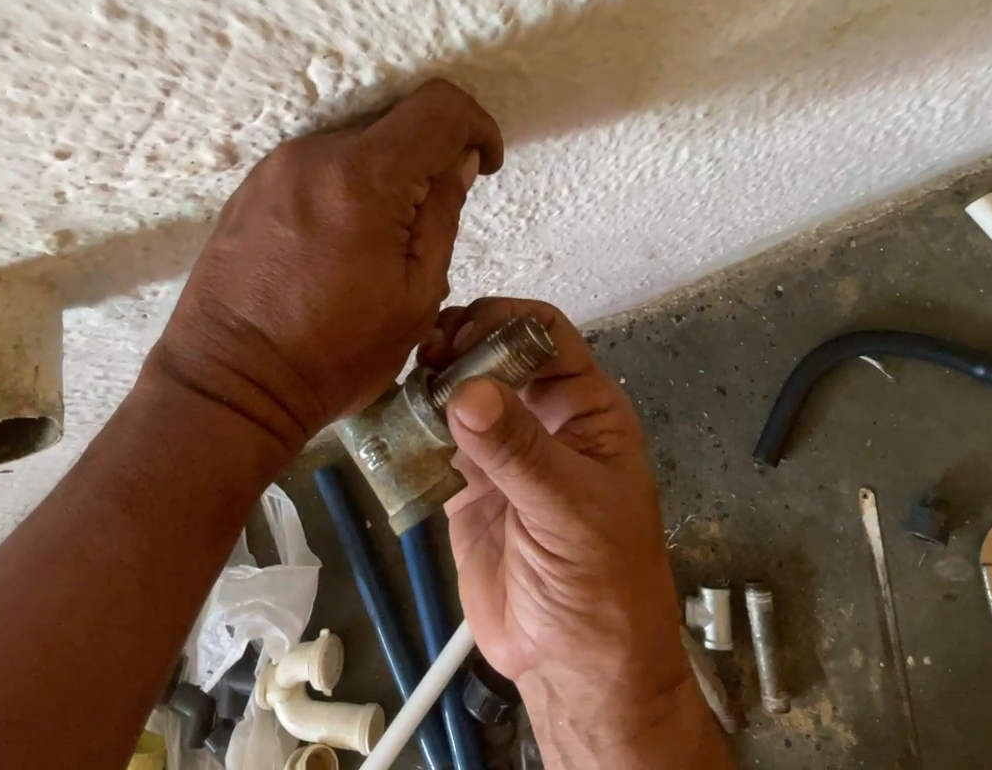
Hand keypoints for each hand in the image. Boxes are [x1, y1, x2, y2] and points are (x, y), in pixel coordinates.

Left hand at [146, 81, 502, 454]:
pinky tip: (335, 246)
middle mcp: (314, 154)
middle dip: (426, 163)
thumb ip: (443, 216)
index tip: (483, 165)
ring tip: (375, 246)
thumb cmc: (332, 355)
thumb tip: (458, 162)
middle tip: (426, 227)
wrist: (229, 385)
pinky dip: (344, 190)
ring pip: (355, 148)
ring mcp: (274, 167)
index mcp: (363, 178)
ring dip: (382, 180)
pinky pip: (317, 168)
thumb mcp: (416, 297)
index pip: (438, 107)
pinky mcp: (250, 187)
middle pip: (395, 126)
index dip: (476, 126)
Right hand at [423, 299, 728, 764]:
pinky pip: (432, 441)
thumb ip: (519, 452)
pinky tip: (389, 424)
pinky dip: (409, 428)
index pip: (544, 335)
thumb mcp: (570, 511)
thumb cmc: (602, 584)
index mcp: (583, 408)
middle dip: (457, 347)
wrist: (575, 667)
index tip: (459, 339)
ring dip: (428, 383)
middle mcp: (539, 418)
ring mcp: (499, 451)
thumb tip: (465, 392)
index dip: (503, 323)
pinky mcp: (464, 486)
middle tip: (421, 359)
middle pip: (493, 354)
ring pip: (458, 392)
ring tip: (399, 388)